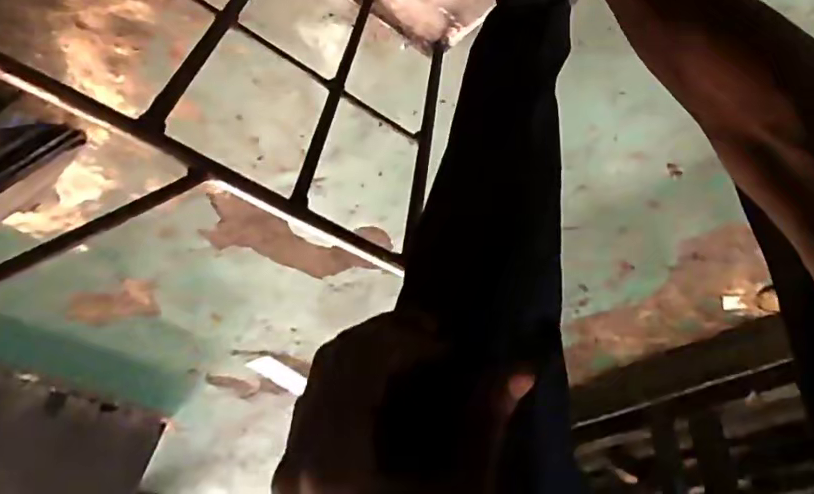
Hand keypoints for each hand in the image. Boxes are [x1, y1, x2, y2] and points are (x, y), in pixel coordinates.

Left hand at [273, 312, 535, 493]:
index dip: (407, 337)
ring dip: (370, 352)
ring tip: (415, 357)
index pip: (362, 358)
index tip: (449, 346)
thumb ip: (486, 423)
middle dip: (389, 335)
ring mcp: (288, 469)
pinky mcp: (293, 477)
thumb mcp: (463, 490)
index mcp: (334, 458)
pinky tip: (389, 390)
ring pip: (323, 376)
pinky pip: (315, 403)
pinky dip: (352, 380)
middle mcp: (299, 457)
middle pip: (338, 357)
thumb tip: (524, 368)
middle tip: (434, 338)